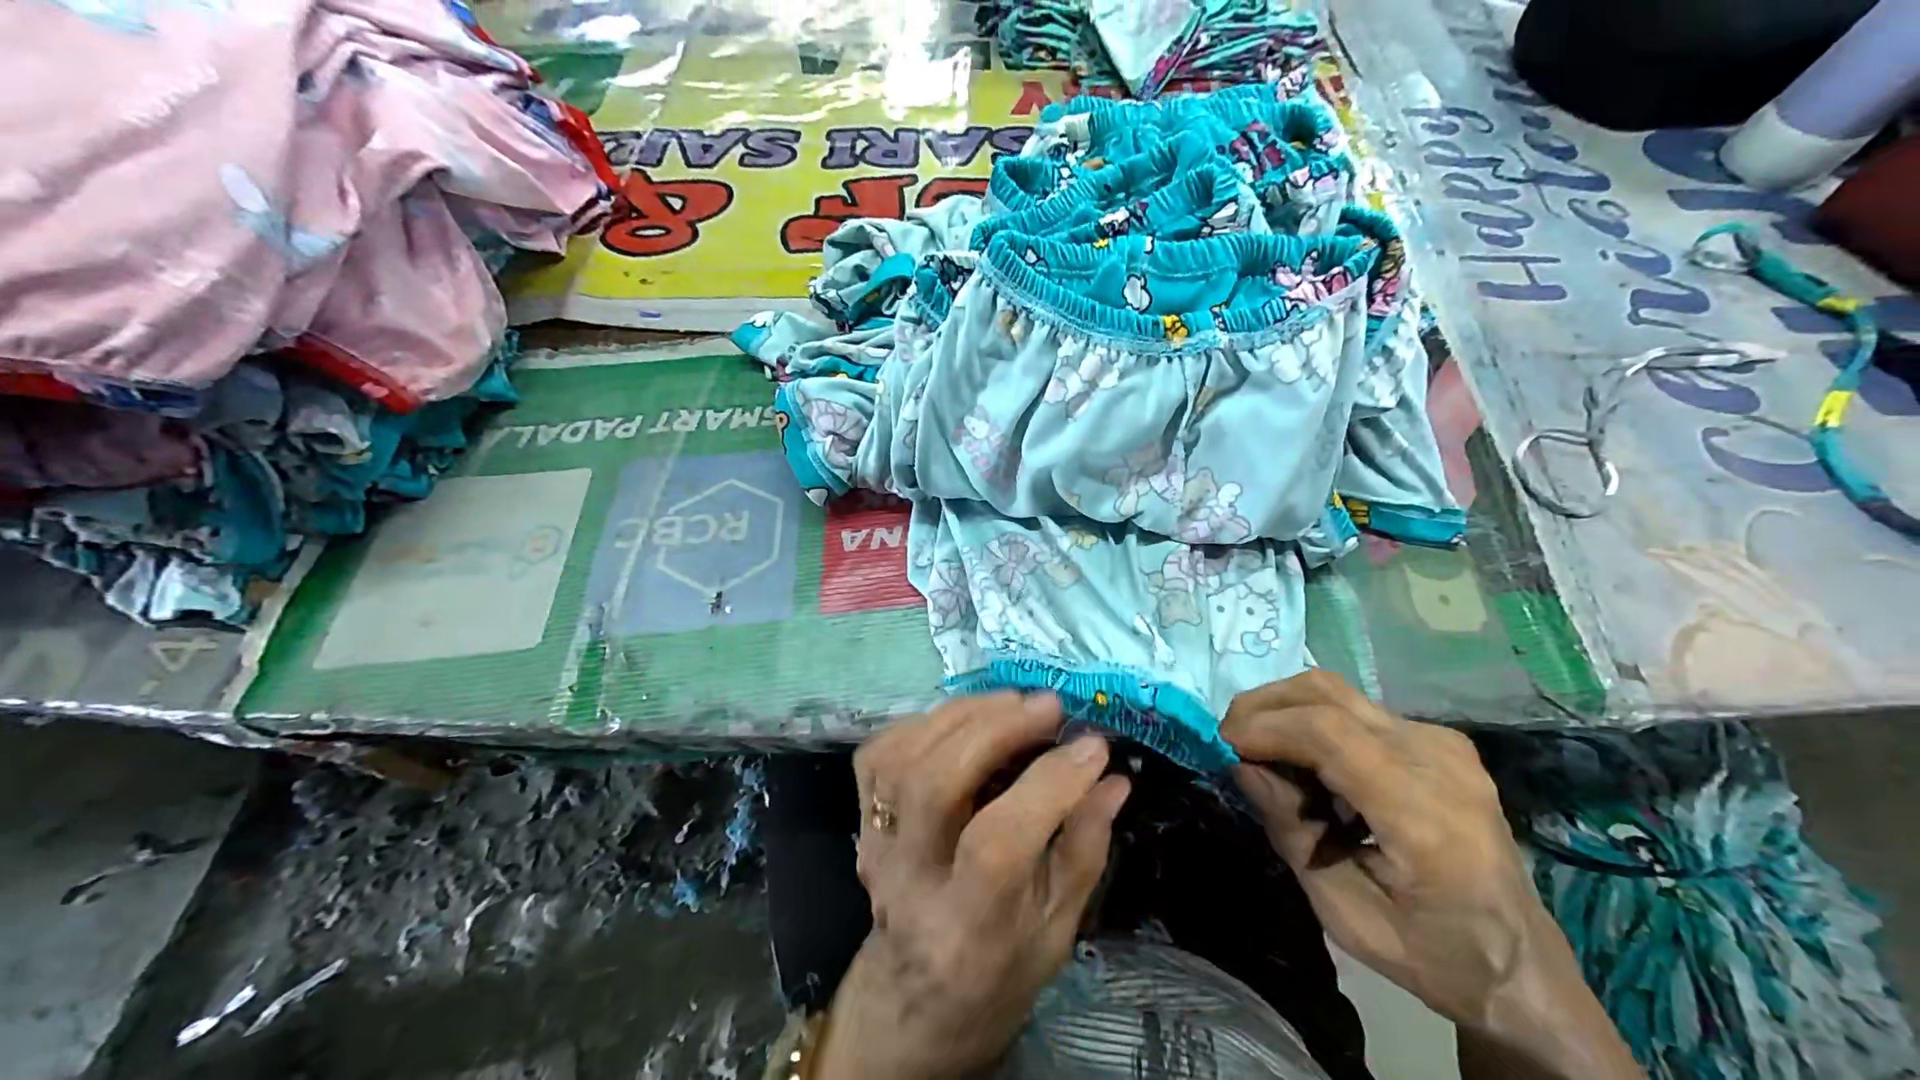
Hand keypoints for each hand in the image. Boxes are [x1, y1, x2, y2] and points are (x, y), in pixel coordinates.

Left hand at [815, 693, 1130, 1079]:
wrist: (914, 1003)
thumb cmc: (997, 973)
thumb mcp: (1056, 931)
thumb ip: (1083, 850)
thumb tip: (1112, 778)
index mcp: (968, 925)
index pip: (997, 841)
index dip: (1048, 785)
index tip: (1092, 747)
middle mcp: (910, 881)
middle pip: (934, 784)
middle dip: (997, 730)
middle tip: (1048, 707)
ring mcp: (875, 846)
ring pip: (900, 758)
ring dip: (961, 716)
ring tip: (1012, 701)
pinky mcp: (861, 823)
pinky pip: (878, 755)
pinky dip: (923, 723)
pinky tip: (965, 718)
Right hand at [1222, 671, 1641, 1079]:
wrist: (1520, 963)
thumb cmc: (1430, 953)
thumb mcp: (1343, 911)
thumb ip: (1289, 829)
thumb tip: (1240, 764)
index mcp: (1424, 816)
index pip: (1328, 733)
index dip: (1264, 727)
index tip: (1221, 746)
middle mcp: (1439, 762)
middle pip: (1327, 694)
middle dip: (1263, 706)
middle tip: (1229, 740)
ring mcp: (1444, 744)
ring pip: (1338, 692)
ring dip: (1285, 709)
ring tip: (1258, 748)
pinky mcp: (1440, 739)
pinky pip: (1357, 710)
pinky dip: (1313, 722)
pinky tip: (1306, 763)